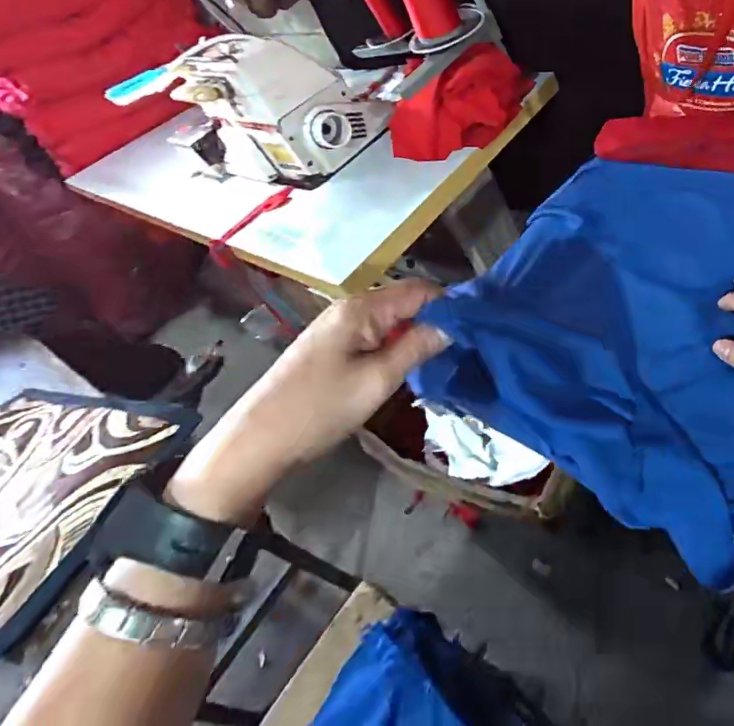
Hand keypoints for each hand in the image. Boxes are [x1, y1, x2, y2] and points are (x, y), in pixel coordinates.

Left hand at [166, 280, 449, 523]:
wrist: (255, 444)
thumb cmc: (318, 410)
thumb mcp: (377, 380)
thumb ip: (418, 346)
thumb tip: (454, 323)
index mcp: (361, 308)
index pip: (420, 289)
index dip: (451, 302)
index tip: (478, 324)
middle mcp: (351, 308)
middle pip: (407, 300)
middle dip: (438, 316)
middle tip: (468, 341)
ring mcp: (339, 326)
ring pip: (394, 318)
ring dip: (419, 331)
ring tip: (448, 352)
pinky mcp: (334, 345)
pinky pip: (378, 333)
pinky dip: (399, 342)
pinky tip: (413, 361)